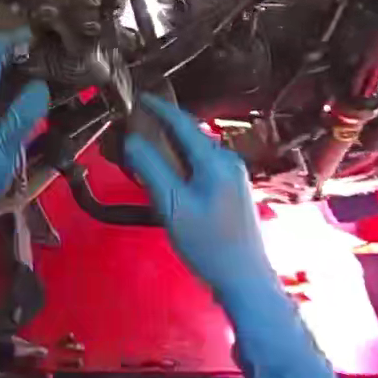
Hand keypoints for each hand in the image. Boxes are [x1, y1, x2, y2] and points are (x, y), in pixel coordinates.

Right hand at [124, 94, 338, 377]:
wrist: (245, 280)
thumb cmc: (208, 244)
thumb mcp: (172, 206)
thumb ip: (151, 169)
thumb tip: (132, 141)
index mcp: (215, 160)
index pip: (183, 122)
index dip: (160, 107)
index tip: (139, 97)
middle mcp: (228, 161)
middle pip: (191, 134)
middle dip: (164, 125)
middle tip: (138, 123)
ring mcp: (234, 175)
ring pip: (197, 150)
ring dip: (174, 144)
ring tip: (149, 146)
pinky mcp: (233, 190)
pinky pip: (203, 164)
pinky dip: (184, 160)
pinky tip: (171, 173)